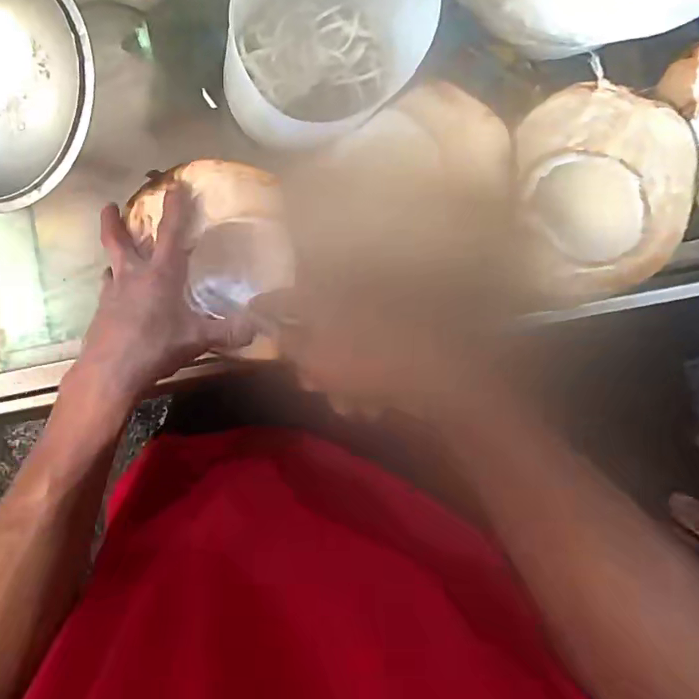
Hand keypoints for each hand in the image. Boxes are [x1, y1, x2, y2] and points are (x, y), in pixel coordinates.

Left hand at [70, 184, 252, 400]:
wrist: (109, 371)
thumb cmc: (155, 348)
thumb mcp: (196, 340)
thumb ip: (227, 332)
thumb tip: (257, 327)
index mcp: (160, 274)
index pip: (170, 232)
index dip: (175, 208)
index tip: (174, 185)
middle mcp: (132, 276)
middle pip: (118, 240)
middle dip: (113, 221)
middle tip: (109, 205)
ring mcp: (111, 292)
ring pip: (110, 263)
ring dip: (114, 255)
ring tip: (117, 255)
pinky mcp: (100, 311)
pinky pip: (107, 289)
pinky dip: (112, 285)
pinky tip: (115, 293)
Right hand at [258, 283, 512, 429]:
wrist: (450, 378)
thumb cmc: (370, 363)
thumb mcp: (314, 357)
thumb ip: (287, 341)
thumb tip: (272, 327)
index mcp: (329, 293)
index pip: (285, 295)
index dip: (264, 307)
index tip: (249, 315)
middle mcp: (354, 295)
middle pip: (318, 324)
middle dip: (312, 358)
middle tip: (311, 384)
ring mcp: (382, 313)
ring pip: (347, 343)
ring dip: (342, 376)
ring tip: (347, 405)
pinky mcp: (406, 335)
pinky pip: (373, 353)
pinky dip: (369, 376)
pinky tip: (372, 405)